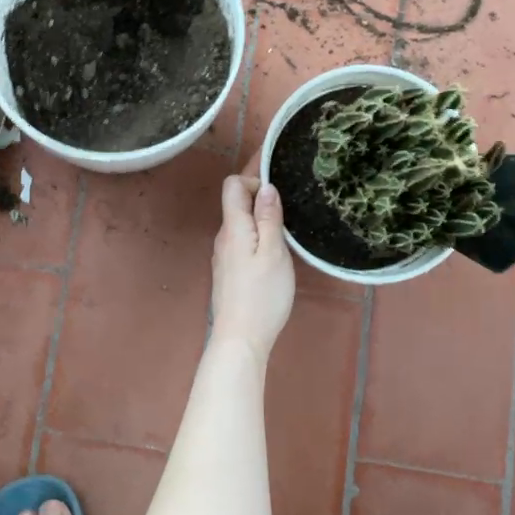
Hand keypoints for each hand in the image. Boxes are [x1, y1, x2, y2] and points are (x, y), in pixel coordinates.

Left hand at [210, 176, 294, 364]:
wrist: (240, 339)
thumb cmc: (261, 295)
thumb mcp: (273, 253)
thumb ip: (268, 219)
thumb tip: (266, 186)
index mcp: (233, 228)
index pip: (233, 185)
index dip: (254, 176)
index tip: (280, 180)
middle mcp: (224, 237)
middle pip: (236, 202)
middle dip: (260, 191)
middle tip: (290, 190)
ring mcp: (225, 255)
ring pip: (241, 222)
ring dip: (260, 213)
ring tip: (289, 215)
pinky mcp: (230, 271)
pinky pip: (243, 239)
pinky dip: (258, 232)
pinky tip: (277, 243)